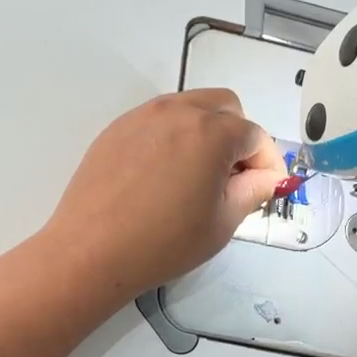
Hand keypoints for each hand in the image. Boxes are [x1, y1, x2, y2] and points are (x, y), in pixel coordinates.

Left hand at [43, 89, 281, 294]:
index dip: (266, 162)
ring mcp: (142, 116)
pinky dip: (170, 136)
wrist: (90, 250)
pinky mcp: (116, 129)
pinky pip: (156, 120)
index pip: (254, 135)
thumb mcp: (222, 223)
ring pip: (188, 107)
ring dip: (204, 130)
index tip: (264, 187)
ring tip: (196, 173)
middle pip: (224, 106)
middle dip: (237, 135)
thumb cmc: (163, 242)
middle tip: (232, 175)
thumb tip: (265, 175)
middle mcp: (177, 111)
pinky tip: (161, 174)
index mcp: (212, 132)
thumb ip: (252, 191)